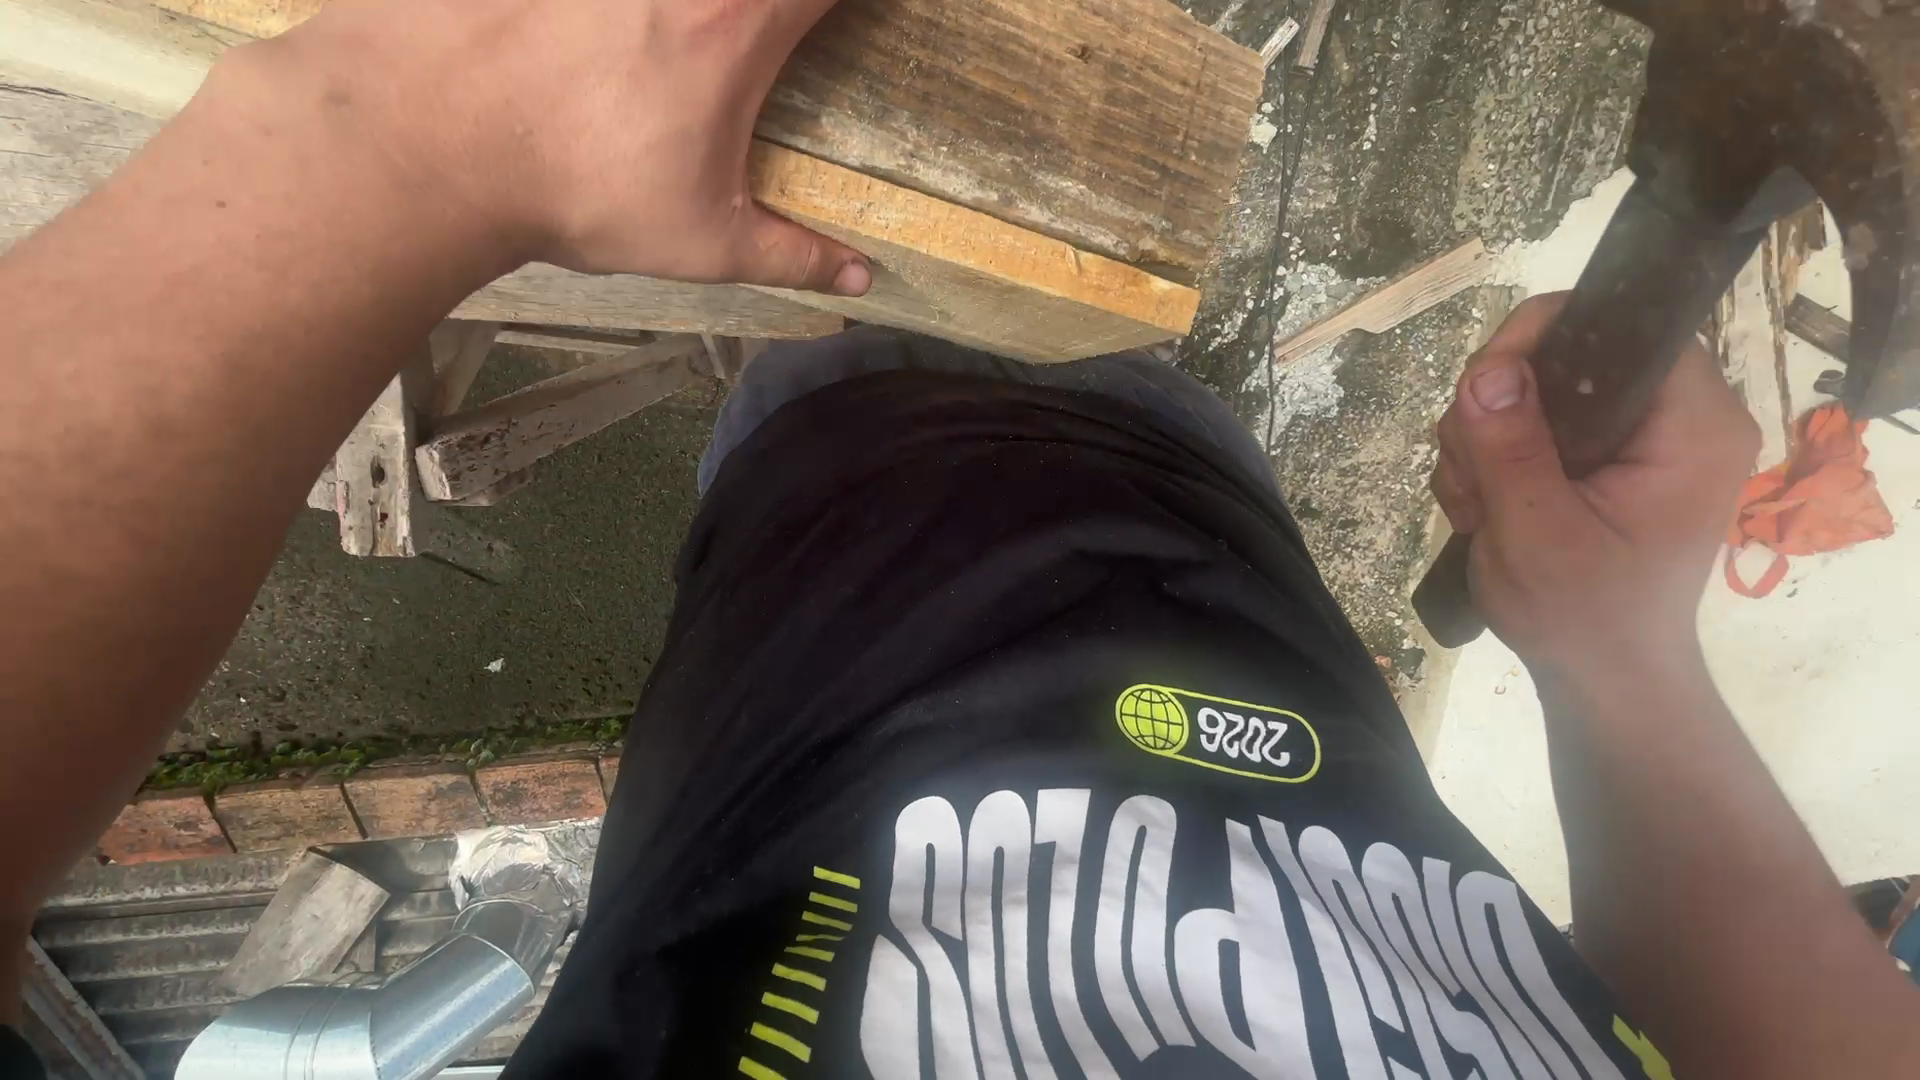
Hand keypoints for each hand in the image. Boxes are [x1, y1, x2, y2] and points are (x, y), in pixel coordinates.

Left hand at [206, 0, 871, 293]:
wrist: (428, 144)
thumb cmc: (584, 195)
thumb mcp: (708, 244)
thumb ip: (797, 257)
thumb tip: (860, 281)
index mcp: (736, 23)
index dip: (853, 1)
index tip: (851, 23)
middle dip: (776, 4)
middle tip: (775, 31)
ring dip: (708, 3)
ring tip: (692, 39)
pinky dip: (632, 2)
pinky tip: (620, 24)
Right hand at [1429, 294, 1760, 670]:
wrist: (1594, 672)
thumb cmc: (1580, 613)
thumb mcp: (1536, 531)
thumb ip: (1511, 449)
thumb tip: (1484, 371)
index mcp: (1687, 426)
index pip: (1620, 330)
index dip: (1541, 339)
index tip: (1480, 389)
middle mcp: (1662, 420)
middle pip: (1555, 361)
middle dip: (1490, 416)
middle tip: (1477, 481)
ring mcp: (1620, 441)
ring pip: (1519, 398)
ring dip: (1476, 450)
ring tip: (1482, 511)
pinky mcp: (1585, 462)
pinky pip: (1511, 431)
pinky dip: (1480, 468)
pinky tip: (1484, 513)